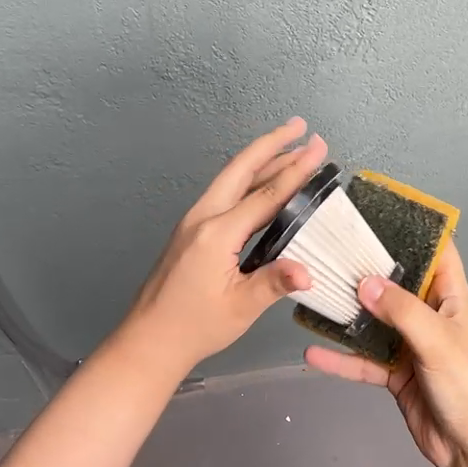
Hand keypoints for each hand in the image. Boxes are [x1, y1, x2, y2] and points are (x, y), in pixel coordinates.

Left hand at [116, 118, 325, 374]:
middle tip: (301, 126)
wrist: (148, 340)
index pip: (265, 195)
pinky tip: (262, 178)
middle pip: (242, 168)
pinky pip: (225, 191)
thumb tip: (307, 272)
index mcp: (217, 234)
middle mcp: (204, 217)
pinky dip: (248, 176)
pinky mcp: (192, 228)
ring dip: (261, 158)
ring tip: (290, 143)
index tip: (318, 150)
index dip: (295, 171)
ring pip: (232, 177)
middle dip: (273, 143)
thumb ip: (274, 283)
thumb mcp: (239, 308)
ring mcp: (195, 219)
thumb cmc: (194, 327)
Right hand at [303, 240, 467, 466]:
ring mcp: (411, 343)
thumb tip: (363, 282)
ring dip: (348, 310)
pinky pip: (364, 359)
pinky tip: (313, 352)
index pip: (436, 249)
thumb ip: (401, 310)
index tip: (381, 208)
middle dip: (368, 265)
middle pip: (396, 280)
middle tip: (331, 245)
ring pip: (374, 318)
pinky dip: (341, 357)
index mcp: (450, 296)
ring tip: (313, 291)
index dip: (414, 226)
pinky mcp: (396, 373)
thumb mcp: (438, 341)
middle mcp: (429, 313)